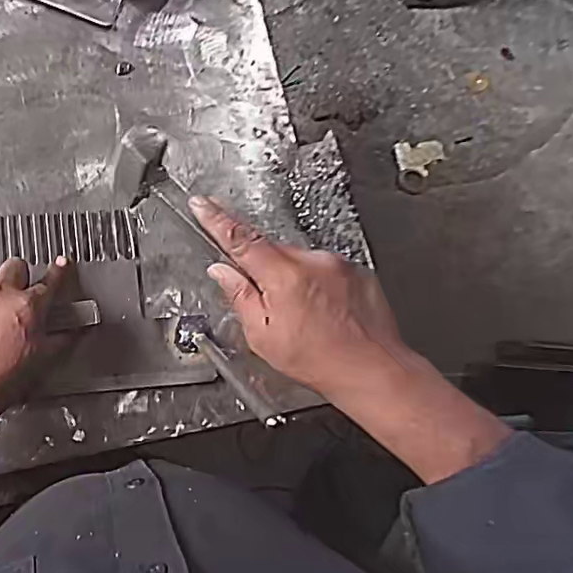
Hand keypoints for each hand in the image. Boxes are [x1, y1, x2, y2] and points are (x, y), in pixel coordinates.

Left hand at [0, 257, 71, 463]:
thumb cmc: (0, 380)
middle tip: (21, 298)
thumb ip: (63, 338)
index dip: (60, 272)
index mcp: (29, 306)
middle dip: (21, 278)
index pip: (51, 281)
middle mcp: (1, 295)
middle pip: (16, 267)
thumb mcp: (44, 360)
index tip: (61, 266)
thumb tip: (72, 331)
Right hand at [189, 196, 510, 483]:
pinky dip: (314, 286)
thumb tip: (222, 272)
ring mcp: (338, 264)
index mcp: (284, 277)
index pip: (241, 239)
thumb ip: (239, 297)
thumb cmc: (318, 359)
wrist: (370, 368)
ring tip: (300, 318)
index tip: (202, 204)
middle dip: (260, 271)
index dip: (216, 219)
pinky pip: (322, 270)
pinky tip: (319, 314)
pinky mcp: (356, 271)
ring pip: (297, 262)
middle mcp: (313, 262)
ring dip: (289, 282)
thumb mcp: (262, 335)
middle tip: (266, 306)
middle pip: (270, 252)